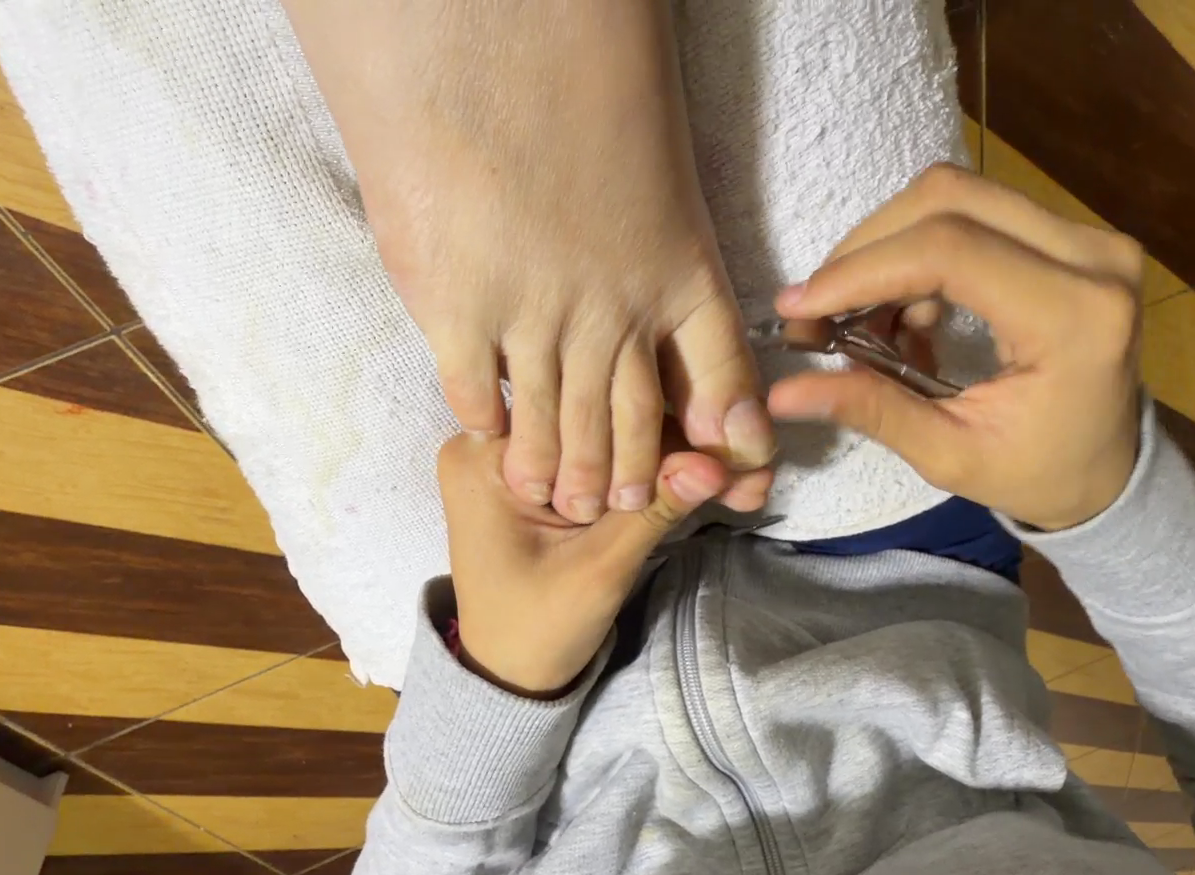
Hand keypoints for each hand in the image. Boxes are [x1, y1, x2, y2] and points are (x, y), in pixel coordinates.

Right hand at [283, 0, 775, 524]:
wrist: (484, 37)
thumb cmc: (583, 90)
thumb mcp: (663, 173)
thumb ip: (676, 256)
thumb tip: (675, 320)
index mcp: (678, 271)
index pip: (718, 372)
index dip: (728, 427)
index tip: (735, 466)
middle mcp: (614, 310)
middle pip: (628, 418)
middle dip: (625, 471)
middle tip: (610, 506)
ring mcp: (537, 314)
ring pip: (556, 421)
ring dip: (558, 466)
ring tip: (556, 497)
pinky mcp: (459, 305)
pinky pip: (476, 387)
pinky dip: (487, 419)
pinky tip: (489, 435)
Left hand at [438, 431, 768, 696]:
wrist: (510, 671)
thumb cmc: (538, 626)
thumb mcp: (600, 567)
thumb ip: (654, 510)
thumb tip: (716, 464)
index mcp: (485, 454)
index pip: (585, 412)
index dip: (663, 426)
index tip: (728, 448)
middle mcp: (496, 438)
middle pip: (602, 420)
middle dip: (679, 446)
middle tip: (746, 468)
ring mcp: (526, 453)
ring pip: (613, 438)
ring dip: (676, 461)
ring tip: (742, 478)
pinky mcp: (554, 472)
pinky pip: (608, 459)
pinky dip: (654, 475)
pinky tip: (710, 483)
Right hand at [766, 165, 1142, 531]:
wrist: (1109, 473)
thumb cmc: (1036, 475)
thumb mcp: (950, 454)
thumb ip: (872, 409)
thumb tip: (783, 392)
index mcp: (1074, 318)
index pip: (949, 251)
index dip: (861, 270)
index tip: (798, 306)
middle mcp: (1094, 257)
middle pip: (949, 199)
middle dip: (866, 248)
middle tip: (819, 307)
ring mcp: (1090, 238)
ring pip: (959, 196)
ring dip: (890, 249)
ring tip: (863, 320)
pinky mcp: (1075, 238)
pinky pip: (978, 215)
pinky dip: (921, 255)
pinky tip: (907, 315)